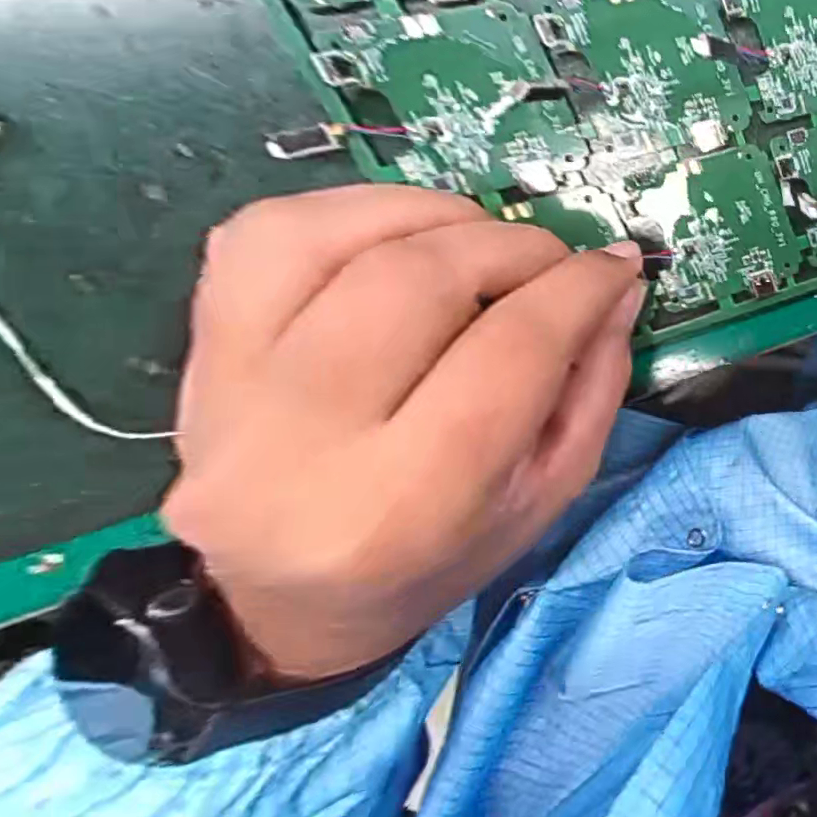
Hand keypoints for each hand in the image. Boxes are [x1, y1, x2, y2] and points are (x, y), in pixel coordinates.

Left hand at [163, 184, 645, 680]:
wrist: (295, 605)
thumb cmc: (449, 554)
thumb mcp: (554, 486)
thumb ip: (597, 379)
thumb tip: (617, 281)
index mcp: (410, 504)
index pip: (511, 351)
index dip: (578, 288)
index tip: (615, 265)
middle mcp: (301, 448)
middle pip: (418, 281)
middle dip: (514, 247)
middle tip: (555, 261)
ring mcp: (229, 394)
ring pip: (327, 239)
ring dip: (436, 216)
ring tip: (483, 241)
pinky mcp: (198, 354)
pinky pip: (264, 234)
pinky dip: (356, 210)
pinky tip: (409, 236)